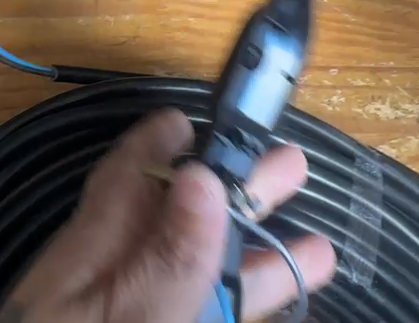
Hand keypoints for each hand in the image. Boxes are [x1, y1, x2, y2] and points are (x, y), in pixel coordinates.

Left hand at [0, 109, 334, 322]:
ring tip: (319, 249)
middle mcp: (113, 272)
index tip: (199, 115)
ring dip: (251, 259)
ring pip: (196, 276)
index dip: (164, 139)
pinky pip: (193, 313)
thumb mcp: (127, 313)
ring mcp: (127, 309)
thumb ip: (167, 257)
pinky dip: (233, 306)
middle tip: (293, 165)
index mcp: (99, 242)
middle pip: (180, 219)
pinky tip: (270, 303)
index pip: (131, 171)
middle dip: (236, 192)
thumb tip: (204, 177)